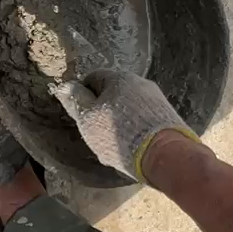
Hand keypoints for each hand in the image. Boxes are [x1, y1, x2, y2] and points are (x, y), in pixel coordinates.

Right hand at [51, 70, 195, 181]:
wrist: (165, 154)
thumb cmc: (119, 135)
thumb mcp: (88, 120)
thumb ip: (75, 101)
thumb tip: (64, 86)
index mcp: (119, 77)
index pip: (93, 78)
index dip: (83, 95)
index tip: (81, 115)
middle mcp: (140, 82)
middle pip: (113, 93)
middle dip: (102, 110)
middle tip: (96, 132)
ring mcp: (156, 99)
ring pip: (129, 107)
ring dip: (119, 121)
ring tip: (115, 144)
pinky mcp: (168, 116)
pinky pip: (143, 119)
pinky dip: (135, 130)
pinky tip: (132, 147)